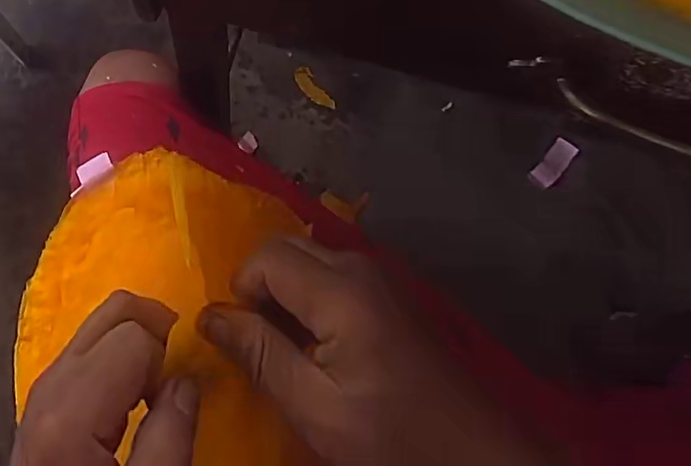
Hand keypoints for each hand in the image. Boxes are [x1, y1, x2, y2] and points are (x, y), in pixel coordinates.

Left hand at [12, 290, 199, 465]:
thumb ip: (168, 437)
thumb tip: (187, 381)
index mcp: (70, 411)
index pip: (133, 334)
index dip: (165, 358)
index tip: (178, 397)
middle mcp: (49, 386)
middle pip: (112, 312)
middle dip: (153, 329)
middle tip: (176, 373)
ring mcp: (41, 390)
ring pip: (99, 325)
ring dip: (136, 344)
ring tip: (155, 392)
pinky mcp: (43, 402)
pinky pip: (89, 351)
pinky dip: (117, 358)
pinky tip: (129, 399)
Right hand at [199, 237, 542, 465]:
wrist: (480, 456)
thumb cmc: (395, 441)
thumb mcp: (318, 411)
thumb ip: (262, 356)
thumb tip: (209, 316)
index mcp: (339, 289)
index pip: (266, 256)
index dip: (243, 292)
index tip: (246, 340)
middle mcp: (357, 265)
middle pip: (286, 246)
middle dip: (262, 284)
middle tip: (264, 342)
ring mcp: (378, 273)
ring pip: (308, 255)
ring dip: (286, 289)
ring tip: (292, 347)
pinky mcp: (389, 288)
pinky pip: (332, 270)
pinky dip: (311, 293)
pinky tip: (324, 342)